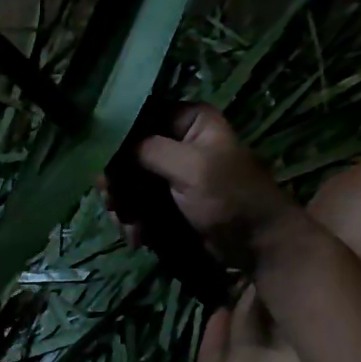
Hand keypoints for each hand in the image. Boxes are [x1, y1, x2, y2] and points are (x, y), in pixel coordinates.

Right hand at [126, 104, 303, 270]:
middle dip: (118, 181)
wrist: (258, 246)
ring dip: (123, 206)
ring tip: (129, 227)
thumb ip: (149, 149)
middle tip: (113, 202)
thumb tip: (110, 143)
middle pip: (128, 152)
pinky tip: (137, 238)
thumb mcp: (192, 167)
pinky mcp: (168, 203)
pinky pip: (138, 205)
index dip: (117, 138)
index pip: (139, 115)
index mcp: (190, 120)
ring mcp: (171, 174)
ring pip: (129, 182)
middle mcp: (177, 141)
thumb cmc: (232, 199)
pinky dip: (133, 221)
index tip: (102, 164)